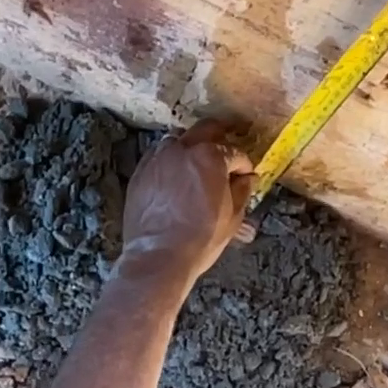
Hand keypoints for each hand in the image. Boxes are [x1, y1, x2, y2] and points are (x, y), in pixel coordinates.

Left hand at [117, 121, 252, 282]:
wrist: (158, 256)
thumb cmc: (199, 239)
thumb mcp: (232, 218)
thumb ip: (242, 191)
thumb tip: (247, 179)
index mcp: (211, 157)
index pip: (235, 153)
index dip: (243, 165)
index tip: (244, 176)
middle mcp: (182, 150)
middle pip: (205, 130)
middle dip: (219, 140)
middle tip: (225, 155)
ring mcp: (158, 159)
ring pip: (178, 141)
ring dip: (190, 149)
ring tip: (196, 167)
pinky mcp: (140, 172)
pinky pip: (157, 158)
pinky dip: (169, 163)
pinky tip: (174, 180)